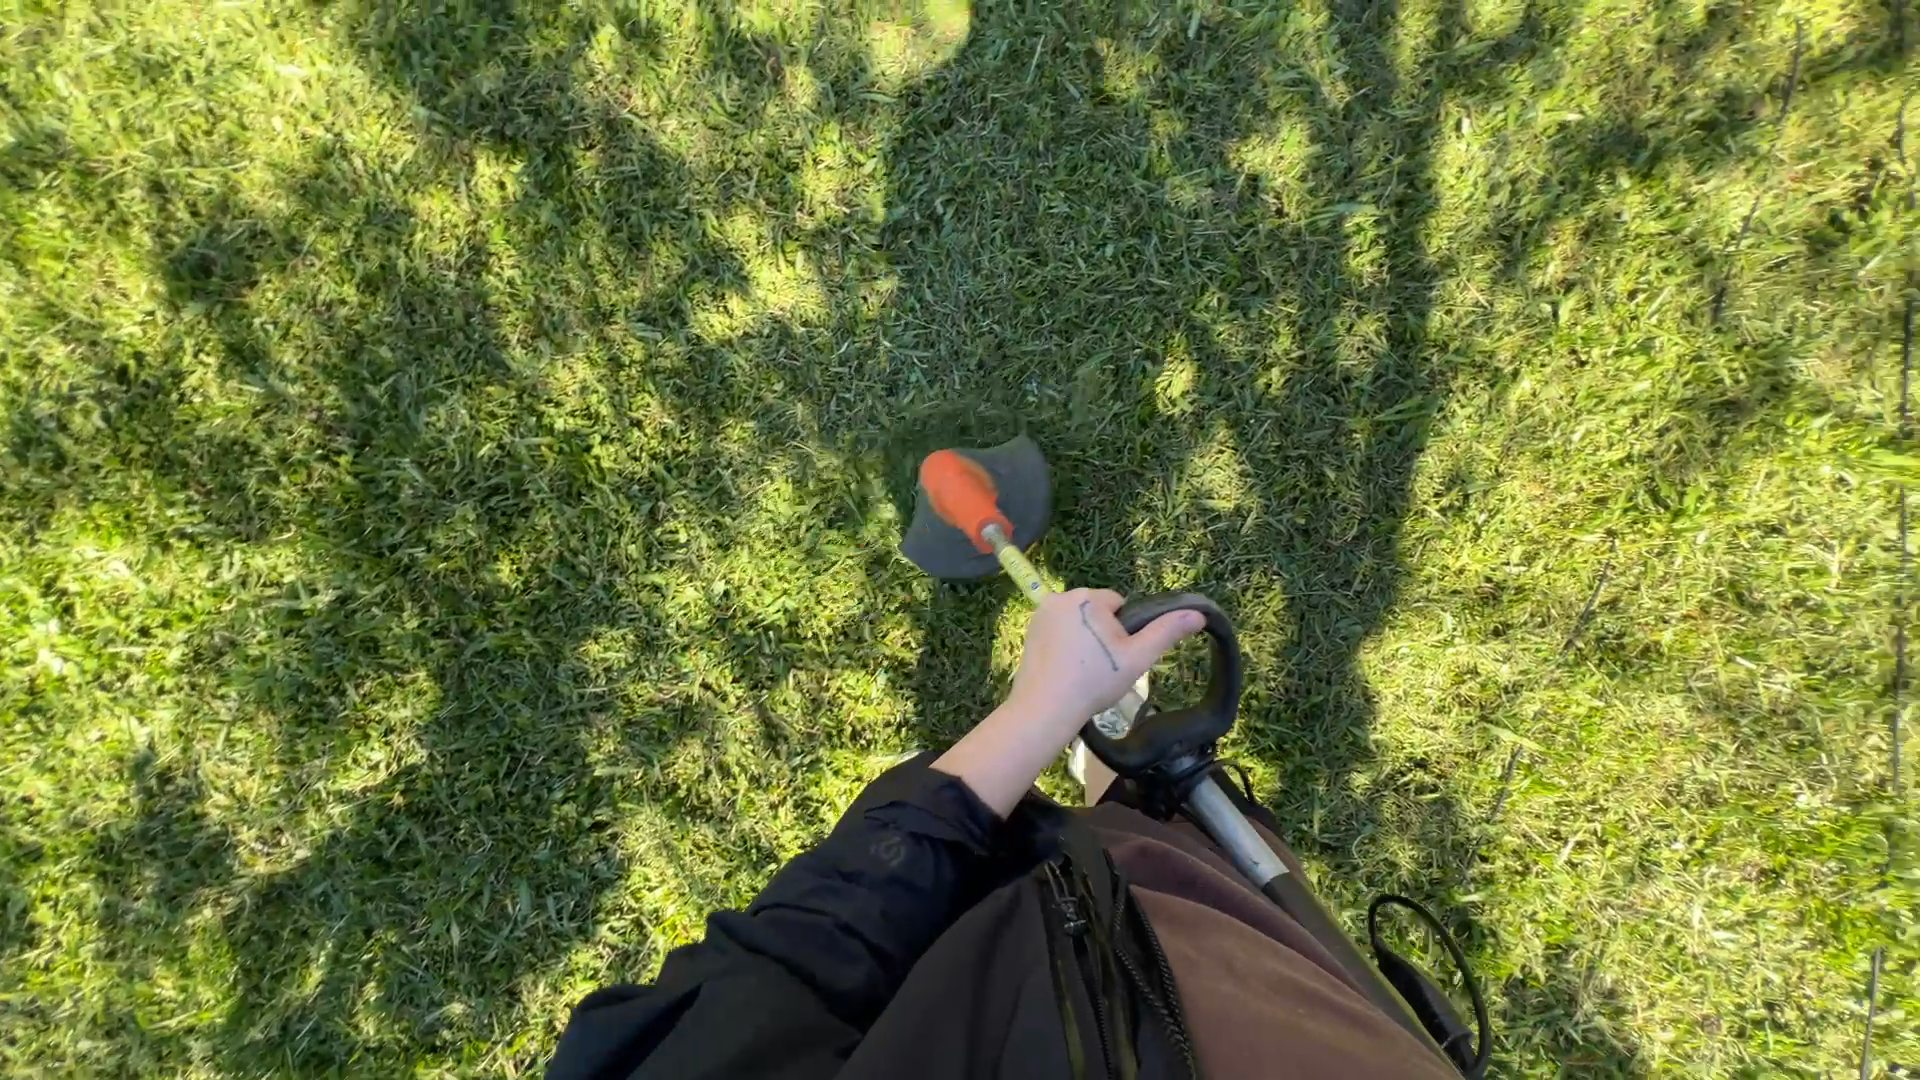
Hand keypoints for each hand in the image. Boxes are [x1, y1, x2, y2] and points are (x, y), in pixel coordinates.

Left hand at [1004, 588, 1205, 738]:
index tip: (1118, 656)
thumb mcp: (1138, 657)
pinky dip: (1065, 645)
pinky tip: (1066, 669)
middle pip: (1096, 612)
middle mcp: (1061, 596)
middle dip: (1103, 633)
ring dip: (1084, 639)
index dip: (1124, 631)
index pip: (1118, 605)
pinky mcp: (1030, 630)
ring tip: (1083, 671)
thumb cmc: (1095, 681)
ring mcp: (1041, 613)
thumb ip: (1167, 631)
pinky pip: (1058, 631)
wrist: (1046, 707)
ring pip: (1077, 622)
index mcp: (1088, 597)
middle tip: (1101, 667)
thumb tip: (1199, 614)